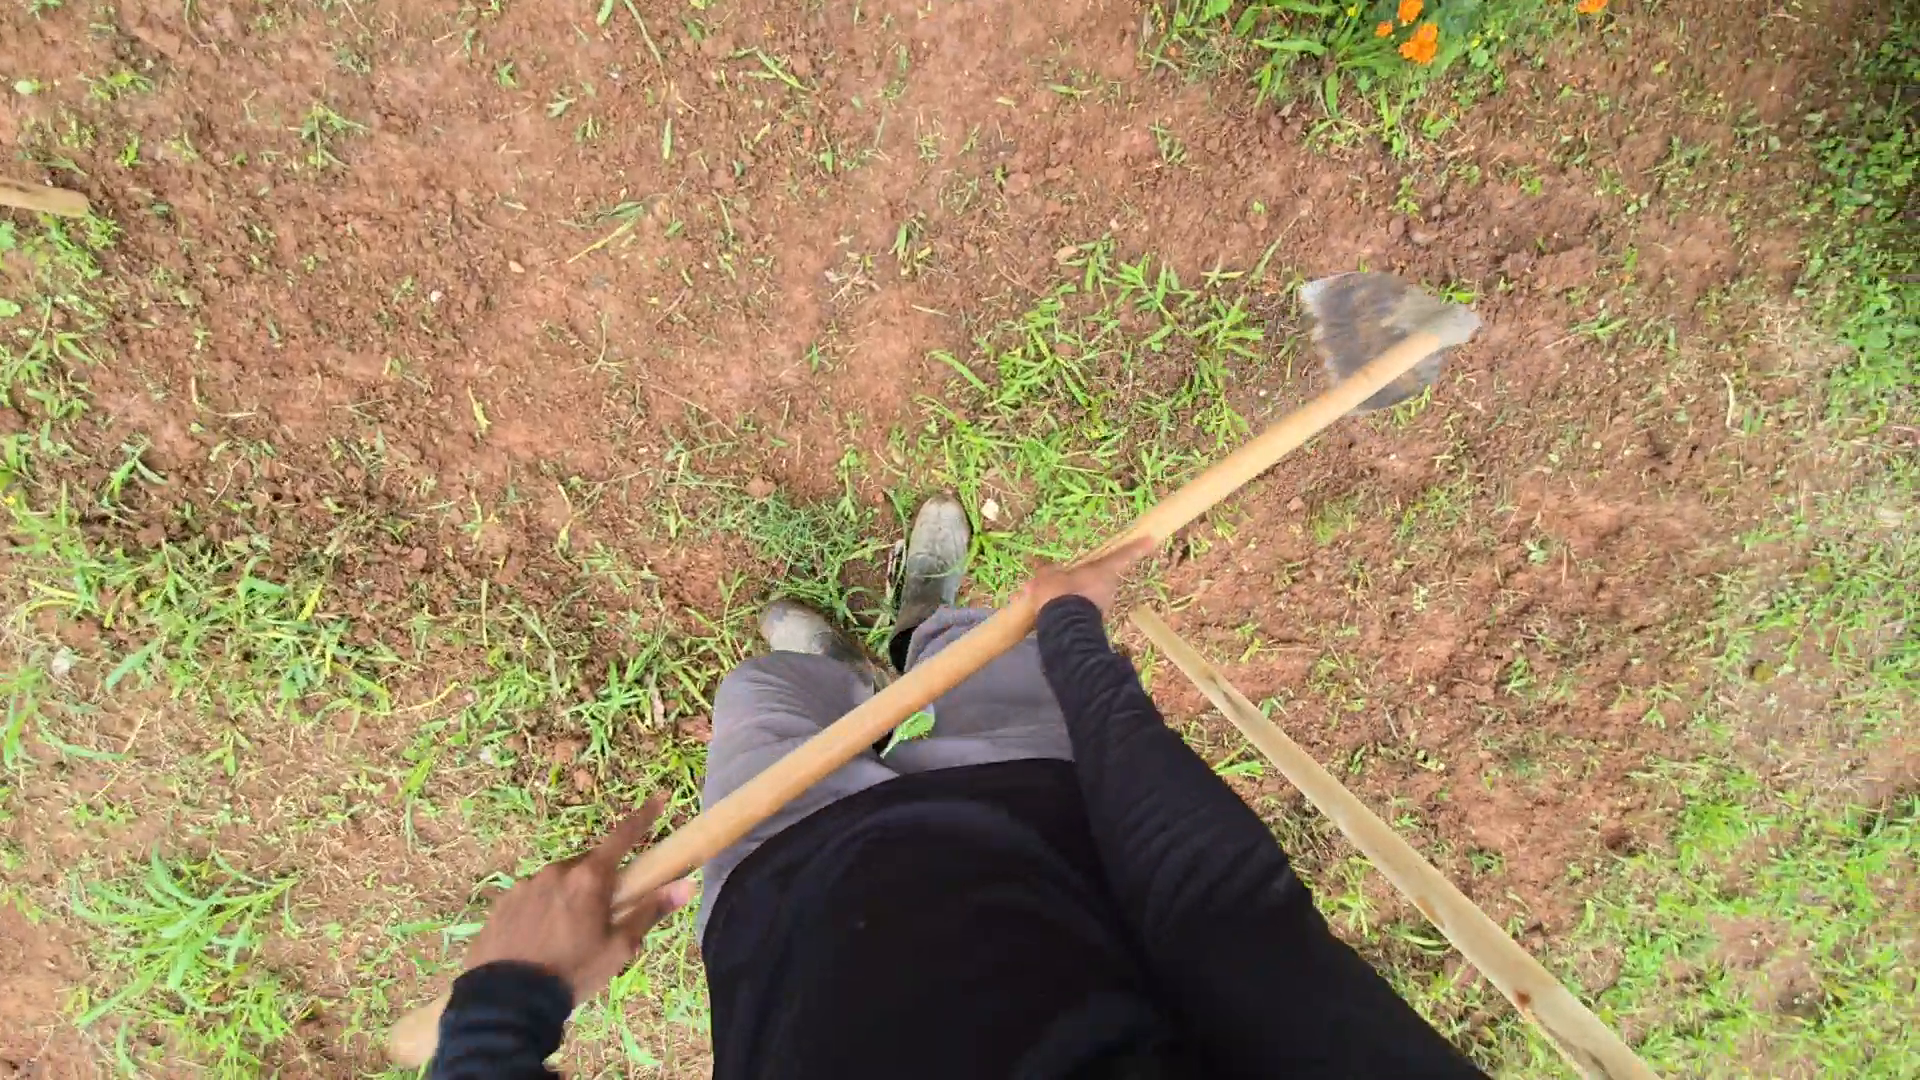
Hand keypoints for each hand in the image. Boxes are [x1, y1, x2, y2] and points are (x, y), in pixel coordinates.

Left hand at [461, 796, 694, 1001]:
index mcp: (590, 877)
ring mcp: (526, 885)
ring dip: (568, 895)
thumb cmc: (572, 973)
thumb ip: (651, 910)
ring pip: (558, 881)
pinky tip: (538, 938)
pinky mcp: (501, 904)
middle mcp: (558, 871)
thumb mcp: (619, 947)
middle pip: (589, 864)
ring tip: (565, 934)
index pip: (624, 835)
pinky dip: (541, 908)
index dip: (644, 815)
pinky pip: (531, 897)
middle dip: (599, 879)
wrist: (503, 1008)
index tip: (659, 797)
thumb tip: (688, 885)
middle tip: (601, 912)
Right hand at [1017, 535, 1156, 612]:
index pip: (1122, 555)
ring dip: (1074, 596)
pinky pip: (1080, 610)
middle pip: (1099, 578)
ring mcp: (1102, 606)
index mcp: (1101, 570)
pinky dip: (1068, 610)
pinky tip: (1051, 613)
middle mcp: (1107, 587)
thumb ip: (1049, 572)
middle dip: (1084, 579)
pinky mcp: (1094, 622)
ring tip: (1050, 599)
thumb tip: (1048, 572)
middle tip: (1066, 580)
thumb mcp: (1047, 577)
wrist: (1063, 629)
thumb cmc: (1059, 594)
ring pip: (1088, 595)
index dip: (1137, 547)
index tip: (1151, 539)